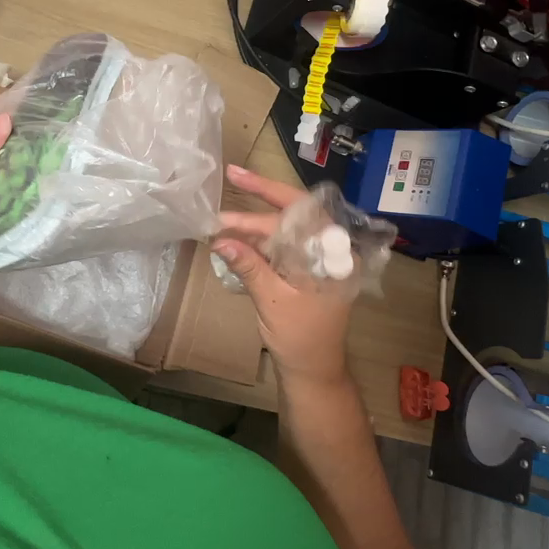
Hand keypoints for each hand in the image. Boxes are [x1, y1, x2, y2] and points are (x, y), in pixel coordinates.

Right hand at [212, 164, 354, 388]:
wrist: (312, 372)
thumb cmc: (301, 339)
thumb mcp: (273, 300)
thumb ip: (249, 266)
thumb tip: (220, 239)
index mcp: (333, 253)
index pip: (300, 208)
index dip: (267, 189)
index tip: (236, 176)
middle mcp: (327, 251)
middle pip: (286, 220)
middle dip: (250, 217)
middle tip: (215, 217)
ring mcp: (314, 262)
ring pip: (279, 234)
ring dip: (249, 232)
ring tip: (217, 229)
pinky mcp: (302, 273)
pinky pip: (278, 250)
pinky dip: (255, 246)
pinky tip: (232, 245)